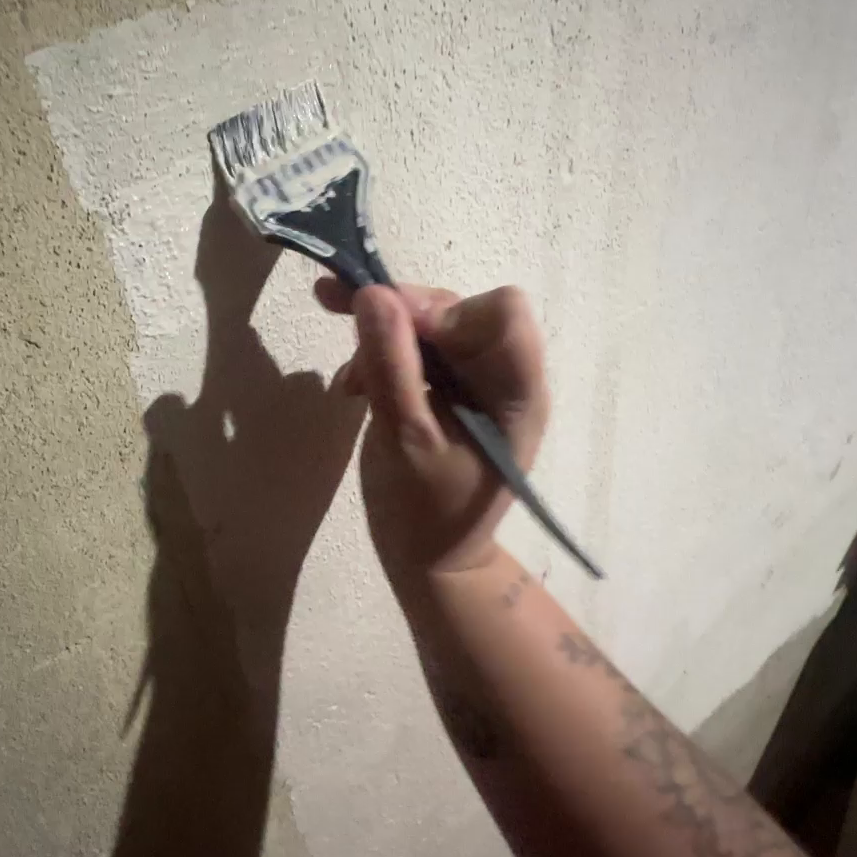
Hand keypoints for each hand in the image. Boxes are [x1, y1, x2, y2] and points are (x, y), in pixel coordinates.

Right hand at [316, 277, 548, 580]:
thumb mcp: (404, 441)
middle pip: (458, 309)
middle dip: (399, 314)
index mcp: (517, 391)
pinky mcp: (446, 390)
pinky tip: (353, 387)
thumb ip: (391, 368)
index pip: (502, 312)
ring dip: (382, 336)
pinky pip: (415, 350)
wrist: (431, 562)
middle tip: (339, 314)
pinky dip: (380, 356)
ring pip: (429, 325)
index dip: (444, 309)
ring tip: (349, 379)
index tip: (391, 329)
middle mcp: (502, 376)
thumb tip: (371, 294)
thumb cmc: (426, 513)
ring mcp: (473, 382)